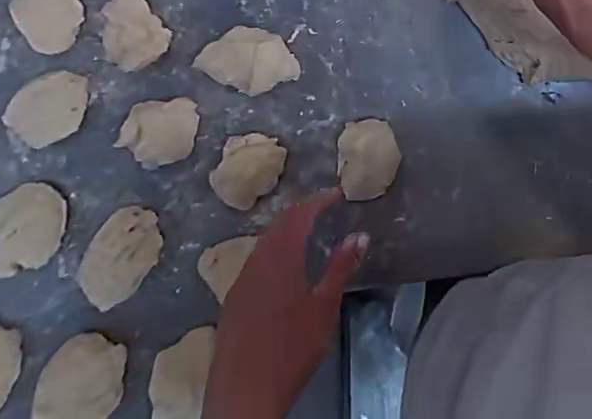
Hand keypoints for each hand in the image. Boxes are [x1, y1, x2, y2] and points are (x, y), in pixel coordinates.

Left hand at [207, 193, 366, 418]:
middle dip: (300, 212)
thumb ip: (341, 267)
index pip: (299, 215)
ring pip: (263, 244)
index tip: (337, 194)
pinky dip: (272, 252)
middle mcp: (256, 265)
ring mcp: (240, 286)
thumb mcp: (325, 308)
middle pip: (277, 226)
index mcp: (280, 259)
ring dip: (284, 232)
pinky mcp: (232, 306)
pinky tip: (283, 269)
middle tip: (323, 208)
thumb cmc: (291, 350)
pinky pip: (254, 264)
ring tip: (307, 233)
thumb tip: (360, 235)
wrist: (242, 401)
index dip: (318, 200)